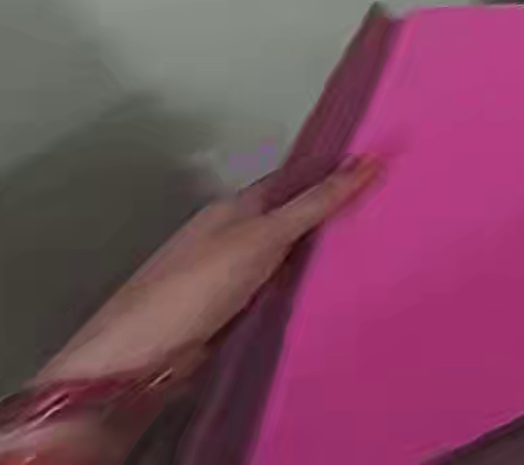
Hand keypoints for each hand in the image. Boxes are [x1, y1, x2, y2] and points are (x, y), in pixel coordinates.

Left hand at [35, 157, 378, 381]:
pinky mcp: (237, 298)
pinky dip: (313, 269)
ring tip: (380, 230)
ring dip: (329, 239)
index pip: (300, 174)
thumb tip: (372, 158)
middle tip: (393, 197)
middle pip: (299, 207)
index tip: (385, 163)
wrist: (130, 365)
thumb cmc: (198, 285)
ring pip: (296, 242)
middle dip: (339, 203)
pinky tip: (340, 269)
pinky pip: (288, 272)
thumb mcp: (267, 235)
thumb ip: (319, 199)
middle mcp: (236, 228)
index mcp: (237, 204)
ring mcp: (234, 265)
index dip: (339, 167)